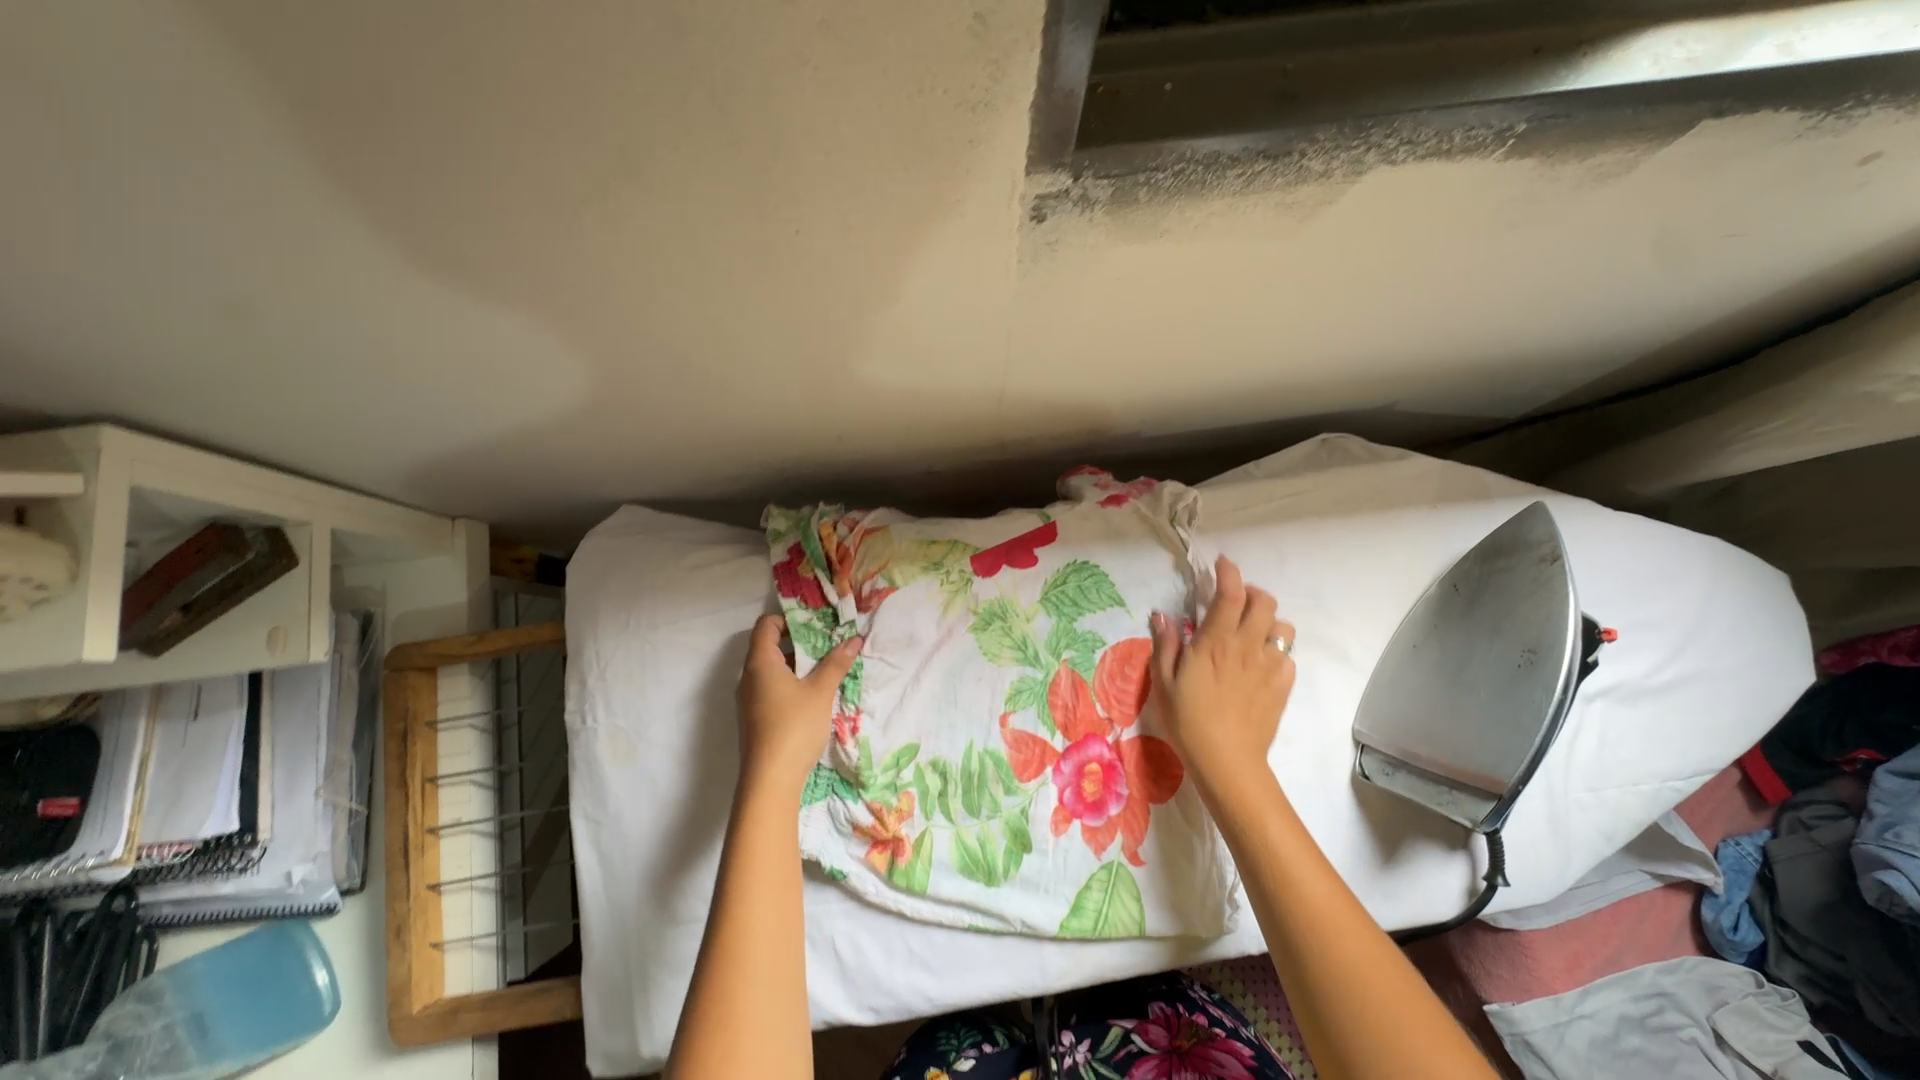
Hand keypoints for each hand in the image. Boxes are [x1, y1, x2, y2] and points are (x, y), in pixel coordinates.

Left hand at [735, 614, 862, 792]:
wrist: (770, 779)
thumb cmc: (794, 726)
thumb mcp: (820, 692)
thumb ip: (836, 663)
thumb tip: (854, 639)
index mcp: (760, 663)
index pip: (766, 625)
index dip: (789, 619)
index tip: (816, 624)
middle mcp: (748, 677)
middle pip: (770, 647)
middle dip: (801, 643)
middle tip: (830, 644)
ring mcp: (749, 700)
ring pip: (773, 671)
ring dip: (799, 666)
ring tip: (828, 669)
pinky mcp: (755, 718)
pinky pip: (772, 690)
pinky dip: (792, 685)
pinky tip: (814, 696)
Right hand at [1149, 556, 1295, 798]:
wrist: (1227, 761)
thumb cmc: (1188, 721)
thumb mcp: (1164, 682)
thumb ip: (1166, 645)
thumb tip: (1162, 615)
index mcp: (1215, 642)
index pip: (1230, 594)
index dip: (1229, 573)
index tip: (1222, 564)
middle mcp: (1247, 647)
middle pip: (1265, 602)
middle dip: (1252, 593)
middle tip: (1236, 602)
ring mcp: (1270, 666)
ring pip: (1283, 627)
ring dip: (1269, 622)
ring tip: (1252, 633)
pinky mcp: (1283, 686)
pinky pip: (1288, 658)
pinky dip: (1276, 654)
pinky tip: (1260, 667)